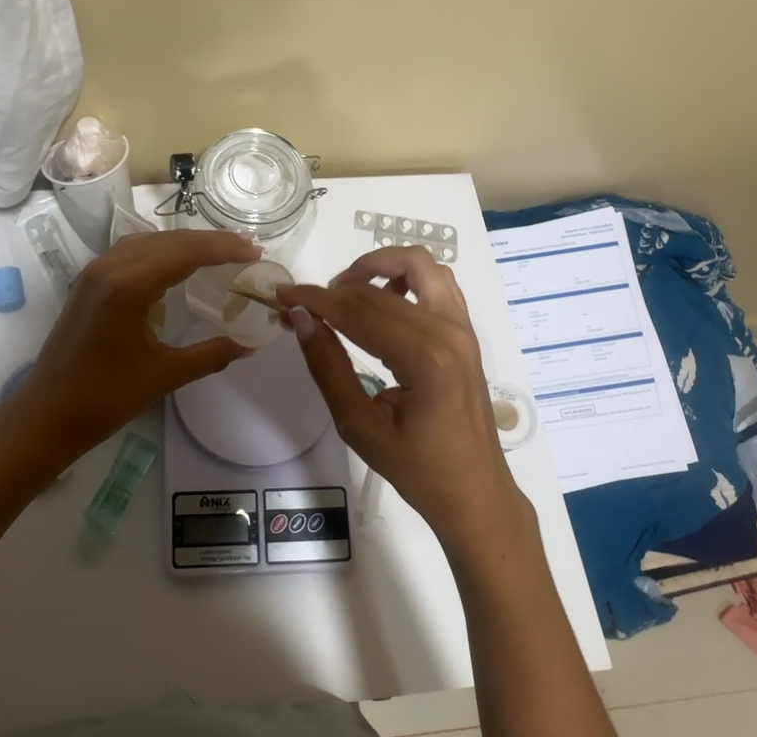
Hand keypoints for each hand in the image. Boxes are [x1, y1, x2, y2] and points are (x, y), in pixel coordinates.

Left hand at [0, 229, 260, 464]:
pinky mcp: (88, 282)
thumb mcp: (164, 375)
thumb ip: (210, 355)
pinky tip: (179, 262)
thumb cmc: (104, 398)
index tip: (256, 251)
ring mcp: (95, 272)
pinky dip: (162, 250)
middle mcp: (110, 268)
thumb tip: (250, 345)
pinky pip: (132, 252)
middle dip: (210, 242)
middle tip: (248, 248)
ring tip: (221, 250)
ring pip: (149, 241)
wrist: (47, 414)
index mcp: (128, 286)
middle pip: (170, 241)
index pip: (185, 252)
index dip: (223, 248)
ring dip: (186, 243)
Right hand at [278, 247, 530, 547]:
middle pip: (381, 287)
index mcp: (425, 359)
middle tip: (305, 304)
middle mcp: (449, 332)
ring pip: (420, 264)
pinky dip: (405, 277)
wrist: (475, 492)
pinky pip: (437, 282)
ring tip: (346, 294)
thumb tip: (300, 318)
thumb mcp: (359, 425)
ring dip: (379, 267)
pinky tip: (382, 301)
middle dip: (336, 287)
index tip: (282, 295)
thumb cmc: (417, 469)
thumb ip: (328, 366)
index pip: (358, 310)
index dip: (315, 299)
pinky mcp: (467, 331)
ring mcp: (463, 328)